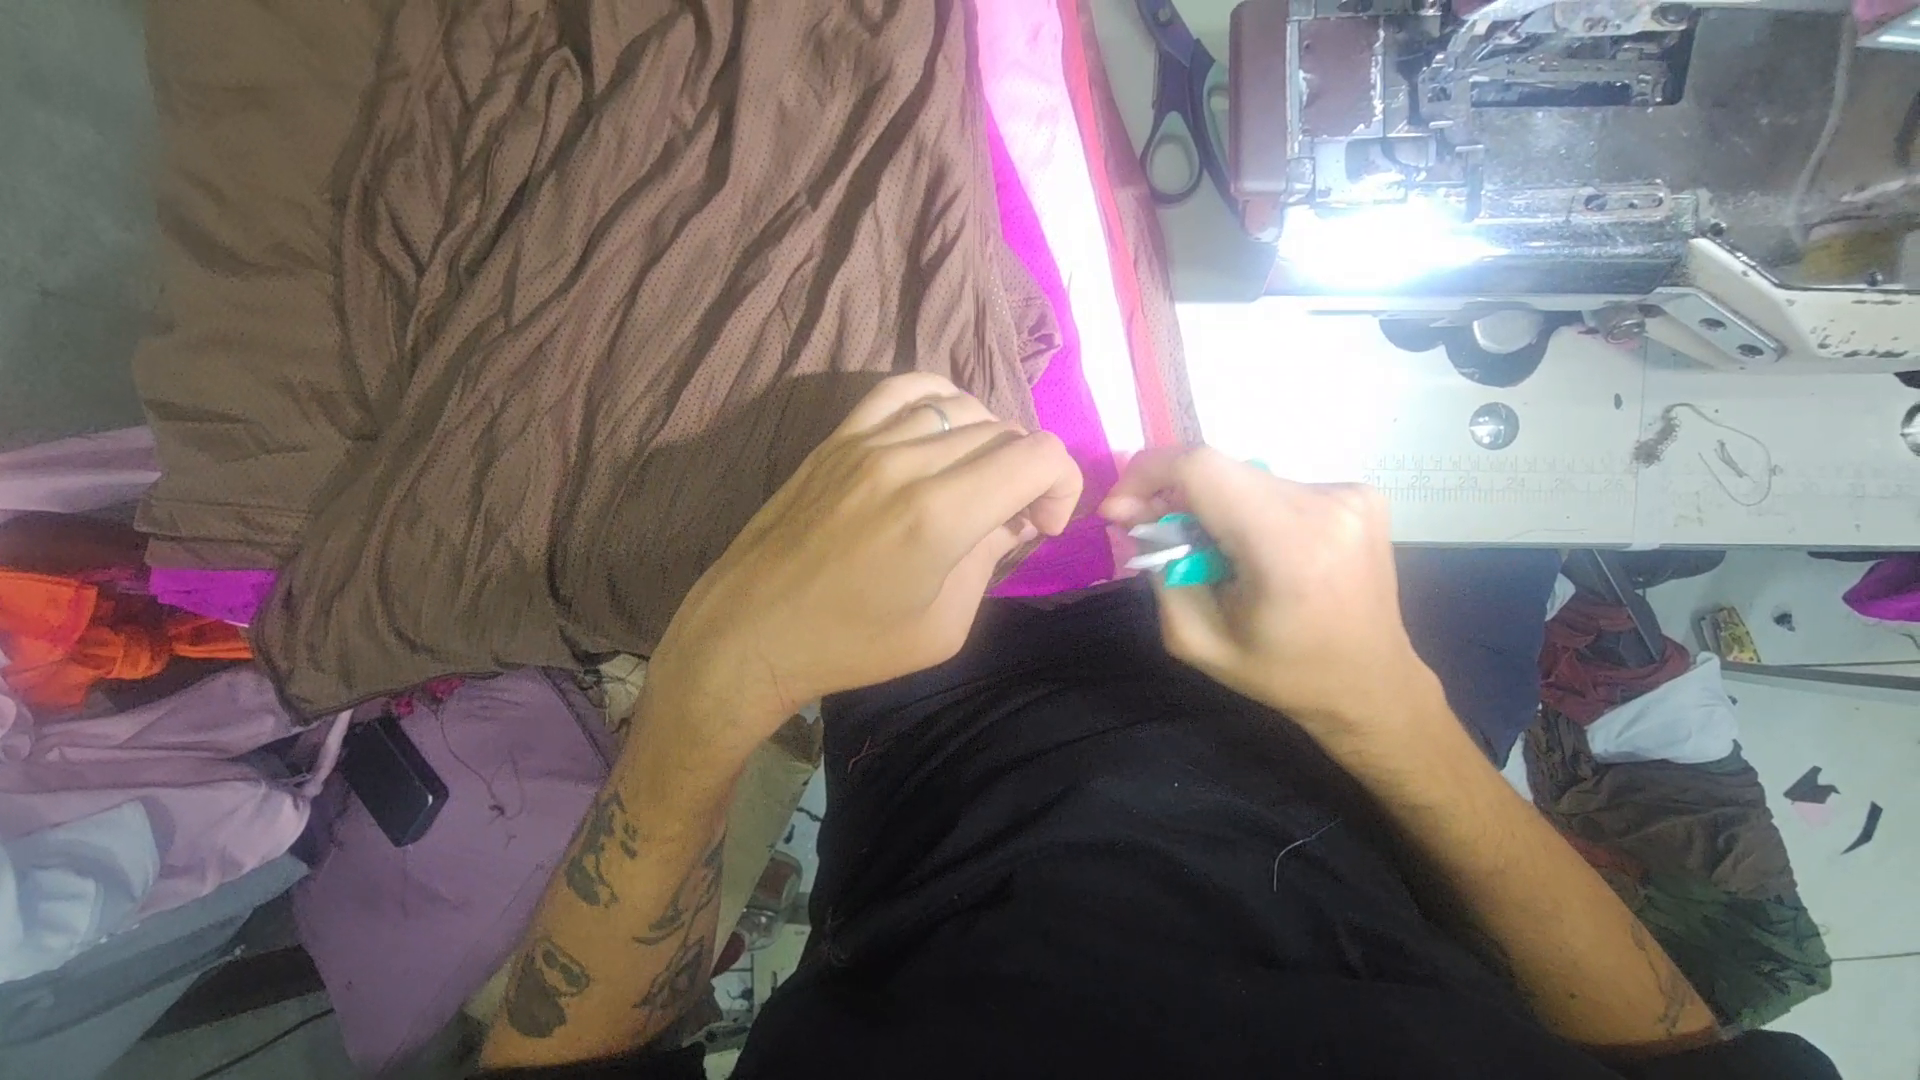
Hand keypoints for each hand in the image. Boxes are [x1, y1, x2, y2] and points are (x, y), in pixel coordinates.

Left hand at [650, 374, 1081, 758]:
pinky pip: (904, 389)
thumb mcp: (943, 627)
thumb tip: (1012, 519)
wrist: (750, 632)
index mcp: (940, 515)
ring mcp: (867, 440)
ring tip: (975, 481)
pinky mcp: (838, 437)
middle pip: (1004, 431)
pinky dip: (940, 401)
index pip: (1038, 456)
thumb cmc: (850, 645)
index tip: (1041, 526)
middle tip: (1010, 518)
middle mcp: (908, 461)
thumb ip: (988, 561)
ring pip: (961, 406)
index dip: (1062, 486)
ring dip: (989, 440)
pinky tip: (941, 433)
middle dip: (1027, 473)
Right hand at [1100, 448, 1435, 743]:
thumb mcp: (1198, 641)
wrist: (1372, 683)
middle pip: (1219, 470)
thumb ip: (1162, 573)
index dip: (1147, 474)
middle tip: (1155, 535)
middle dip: (1173, 497)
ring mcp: (1349, 494)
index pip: (1202, 468)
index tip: (1119, 510)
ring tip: (1213, 554)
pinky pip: (1276, 487)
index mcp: (1288, 546)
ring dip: (1213, 506)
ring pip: (1245, 477)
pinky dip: (1249, 510)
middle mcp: (1325, 505)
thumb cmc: (1284, 674)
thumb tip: (1138, 517)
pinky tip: (1256, 551)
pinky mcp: (1359, 494)